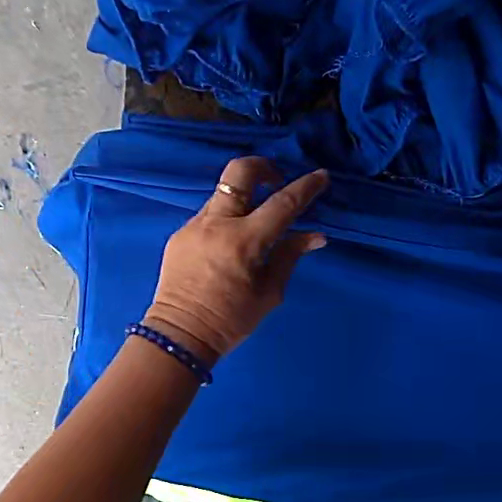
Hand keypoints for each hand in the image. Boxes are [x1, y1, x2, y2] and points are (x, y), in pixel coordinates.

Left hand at [143, 157, 330, 362]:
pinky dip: (224, 219)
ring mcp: (194, 226)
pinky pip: (208, 215)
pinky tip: (228, 243)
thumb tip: (315, 235)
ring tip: (254, 219)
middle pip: (240, 172)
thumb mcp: (270, 292)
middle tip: (276, 179)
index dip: (306, 187)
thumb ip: (290, 256)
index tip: (321, 176)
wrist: (180, 335)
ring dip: (243, 198)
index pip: (282, 203)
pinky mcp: (179, 234)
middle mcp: (217, 224)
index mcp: (244, 241)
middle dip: (263, 166)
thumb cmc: (231, 320)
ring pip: (222, 194)